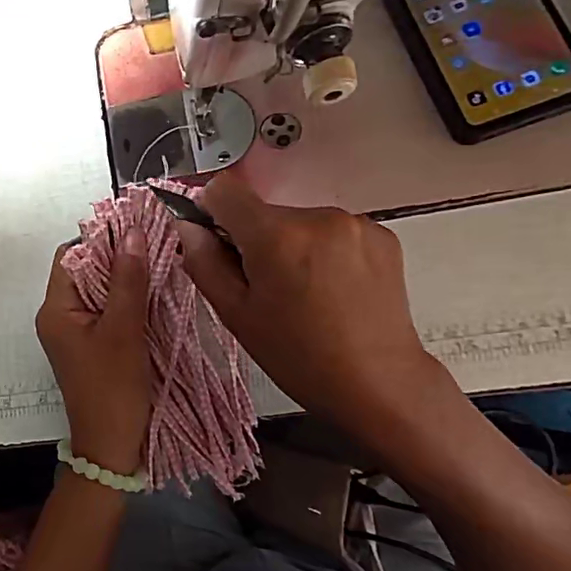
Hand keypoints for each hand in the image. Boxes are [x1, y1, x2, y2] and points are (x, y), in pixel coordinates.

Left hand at [36, 231, 153, 473]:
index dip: (101, 239)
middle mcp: (59, 317)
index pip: (71, 255)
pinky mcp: (91, 347)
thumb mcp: (124, 330)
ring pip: (98, 291)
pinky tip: (152, 298)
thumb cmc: (114, 389)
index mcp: (55, 309)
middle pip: (85, 271)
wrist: (111, 446)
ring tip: (159, 269)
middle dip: (117, 258)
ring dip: (125, 280)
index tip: (138, 231)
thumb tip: (132, 232)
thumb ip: (128, 280)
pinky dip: (126, 302)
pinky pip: (106, 312)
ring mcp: (75, 333)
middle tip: (156, 248)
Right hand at [177, 171, 457, 449]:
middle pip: (266, 212)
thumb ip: (205, 264)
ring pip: (301, 223)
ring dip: (293, 248)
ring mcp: (355, 224)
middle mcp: (317, 217)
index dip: (213, 214)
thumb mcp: (238, 316)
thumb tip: (188, 227)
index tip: (221, 246)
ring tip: (305, 296)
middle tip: (266, 290)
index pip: (225, 190)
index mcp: (276, 236)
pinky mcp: (382, 236)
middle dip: (258, 241)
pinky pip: (335, 233)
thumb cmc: (299, 358)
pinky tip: (334, 292)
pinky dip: (326, 254)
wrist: (376, 381)